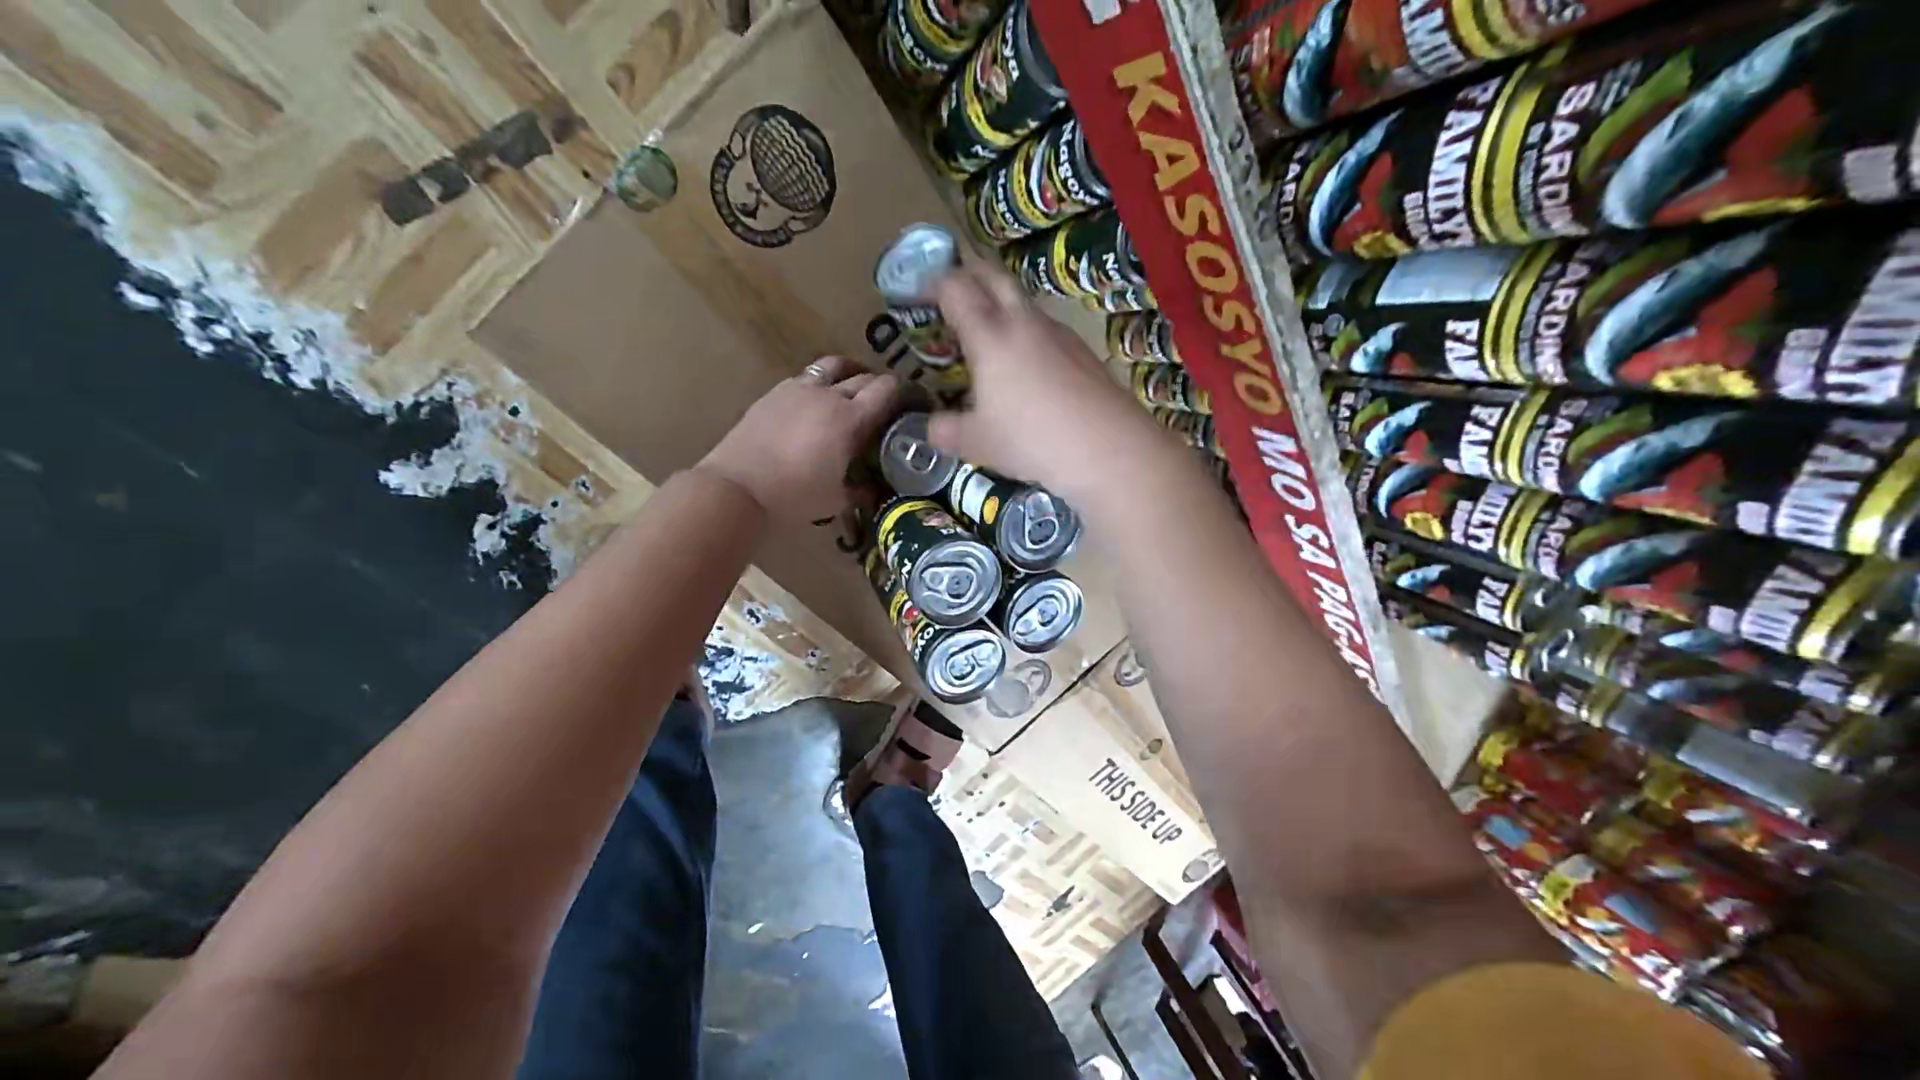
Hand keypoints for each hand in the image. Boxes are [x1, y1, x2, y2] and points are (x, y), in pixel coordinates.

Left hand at [697, 356, 899, 524]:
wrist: (737, 487)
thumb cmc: (793, 497)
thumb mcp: (836, 500)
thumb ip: (861, 490)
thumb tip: (875, 488)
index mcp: (850, 419)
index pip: (887, 389)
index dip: (903, 392)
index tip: (910, 403)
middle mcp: (828, 395)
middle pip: (864, 376)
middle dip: (879, 386)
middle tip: (884, 403)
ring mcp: (799, 389)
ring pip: (833, 366)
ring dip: (850, 372)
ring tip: (852, 387)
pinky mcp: (774, 392)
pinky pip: (807, 377)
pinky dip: (821, 382)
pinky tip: (817, 401)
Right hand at [926, 264, 1171, 505]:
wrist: (1106, 446)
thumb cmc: (1030, 440)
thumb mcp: (977, 443)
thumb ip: (947, 431)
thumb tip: (931, 428)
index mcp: (989, 336)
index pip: (956, 289)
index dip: (933, 284)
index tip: (919, 293)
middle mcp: (1023, 323)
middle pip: (993, 276)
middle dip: (968, 272)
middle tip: (952, 287)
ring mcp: (1058, 333)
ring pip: (1023, 300)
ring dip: (1000, 300)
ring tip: (987, 324)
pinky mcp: (1082, 350)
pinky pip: (1045, 326)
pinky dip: (1026, 329)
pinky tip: (1026, 359)